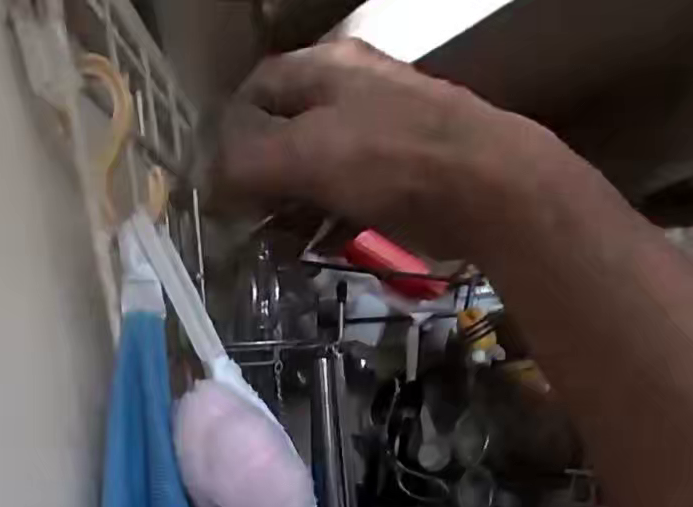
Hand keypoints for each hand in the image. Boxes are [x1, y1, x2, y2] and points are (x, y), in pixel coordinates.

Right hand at [216, 40, 555, 254]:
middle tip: (242, 222)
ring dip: (287, 208)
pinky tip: (311, 249)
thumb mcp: (309, 154)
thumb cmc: (391, 161)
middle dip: (257, 180)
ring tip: (272, 244)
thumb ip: (249, 162)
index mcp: (324, 70)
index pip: (256, 90)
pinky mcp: (393, 178)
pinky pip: (341, 198)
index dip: (229, 133)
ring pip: (311, 171)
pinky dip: (321, 223)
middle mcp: (347, 94)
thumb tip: (208, 182)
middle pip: (282, 134)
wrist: (484, 188)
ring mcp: (373, 137)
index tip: (215, 183)